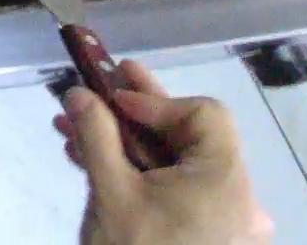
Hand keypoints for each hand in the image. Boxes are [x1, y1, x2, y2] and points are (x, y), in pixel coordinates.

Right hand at [53, 60, 273, 244]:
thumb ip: (94, 132)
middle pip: (189, 134)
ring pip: (171, 158)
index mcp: (225, 183)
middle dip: (133, 107)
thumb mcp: (108, 187)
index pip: (205, 115)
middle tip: (97, 77)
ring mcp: (221, 218)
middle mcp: (236, 198)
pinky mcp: (203, 231)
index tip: (111, 98)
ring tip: (71, 123)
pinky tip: (87, 156)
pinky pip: (169, 183)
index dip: (156, 96)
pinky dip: (131, 163)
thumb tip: (80, 92)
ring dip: (120, 135)